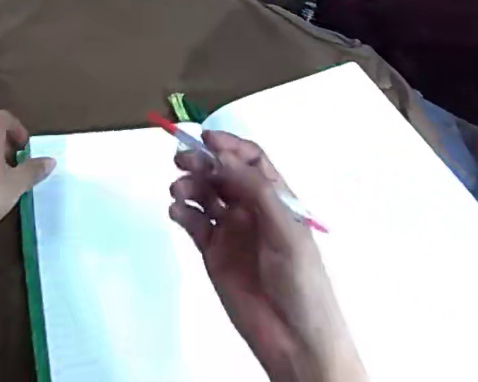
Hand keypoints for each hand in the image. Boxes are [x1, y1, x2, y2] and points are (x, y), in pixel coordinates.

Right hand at [168, 131, 366, 381]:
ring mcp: (231, 229)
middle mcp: (251, 206)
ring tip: (178, 188)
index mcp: (275, 195)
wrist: (294, 339)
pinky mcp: (214, 253)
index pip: (250, 159)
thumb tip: (224, 157)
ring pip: (206, 195)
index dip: (229, 145)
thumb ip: (255, 190)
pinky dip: (183, 213)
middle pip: (223, 173)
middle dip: (203, 161)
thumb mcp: (285, 227)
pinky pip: (195, 224)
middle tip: (181, 158)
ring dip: (190, 185)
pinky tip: (176, 210)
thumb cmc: (301, 278)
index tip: (206, 138)